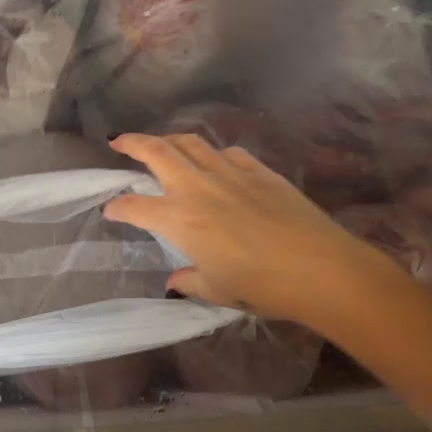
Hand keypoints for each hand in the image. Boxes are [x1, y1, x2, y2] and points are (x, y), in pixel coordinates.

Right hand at [103, 133, 405, 325]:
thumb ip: (191, 281)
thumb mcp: (219, 291)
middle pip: (155, 152)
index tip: (110, 209)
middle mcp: (196, 187)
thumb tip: (176, 282)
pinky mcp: (259, 170)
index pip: (134, 206)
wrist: (321, 268)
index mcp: (179, 219)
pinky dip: (212, 153)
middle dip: (132, 143)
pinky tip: (215, 162)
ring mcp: (228, 173)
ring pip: (190, 143)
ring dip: (169, 140)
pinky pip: (226, 152)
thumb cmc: (263, 286)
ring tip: (162, 144)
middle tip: (118, 142)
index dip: (117, 207)